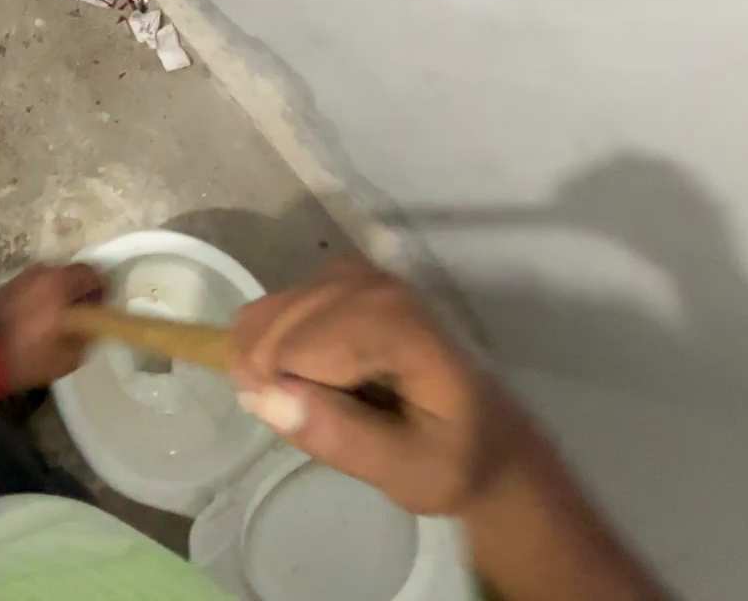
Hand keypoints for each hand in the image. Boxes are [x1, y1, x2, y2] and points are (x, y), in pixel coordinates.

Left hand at [0, 263, 105, 389]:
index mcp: (63, 284)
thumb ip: (90, 334)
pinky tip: (37, 317)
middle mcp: (45, 272)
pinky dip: (42, 294)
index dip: (102, 291)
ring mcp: (24, 275)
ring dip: (61, 291)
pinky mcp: (10, 284)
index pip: (95, 274)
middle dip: (81, 290)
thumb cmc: (29, 357)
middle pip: (74, 272)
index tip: (99, 309)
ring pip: (54, 277)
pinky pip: (36, 284)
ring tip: (57, 318)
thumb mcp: (71, 356)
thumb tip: (95, 323)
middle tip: (80, 315)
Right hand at [230, 256, 514, 515]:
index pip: (291, 347)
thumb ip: (342, 437)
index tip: (316, 431)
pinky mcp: (332, 276)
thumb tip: (265, 398)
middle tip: (327, 420)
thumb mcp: (410, 474)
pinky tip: (315, 373)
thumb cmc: (453, 456)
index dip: (285, 394)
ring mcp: (346, 272)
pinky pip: (270, 312)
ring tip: (327, 398)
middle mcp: (364, 279)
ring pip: (263, 318)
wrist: (484, 431)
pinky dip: (276, 350)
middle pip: (271, 327)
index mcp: (392, 319)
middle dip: (276, 380)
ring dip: (275, 367)